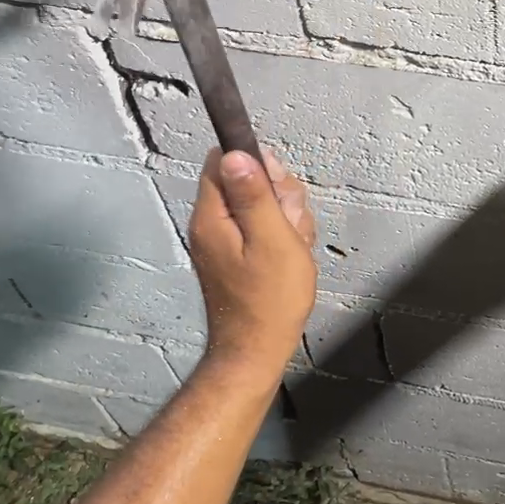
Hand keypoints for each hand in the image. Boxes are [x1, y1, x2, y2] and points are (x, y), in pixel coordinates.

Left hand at [188, 146, 317, 376]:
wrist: (258, 350)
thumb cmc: (270, 296)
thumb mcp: (271, 239)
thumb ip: (254, 195)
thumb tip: (234, 153)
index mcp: (212, 216)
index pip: (224, 161)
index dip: (257, 163)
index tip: (278, 189)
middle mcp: (212, 224)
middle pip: (248, 180)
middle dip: (279, 194)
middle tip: (289, 225)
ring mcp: (224, 240)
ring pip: (262, 203)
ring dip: (286, 216)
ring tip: (292, 246)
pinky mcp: (238, 254)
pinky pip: (264, 226)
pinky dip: (283, 234)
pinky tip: (290, 255)